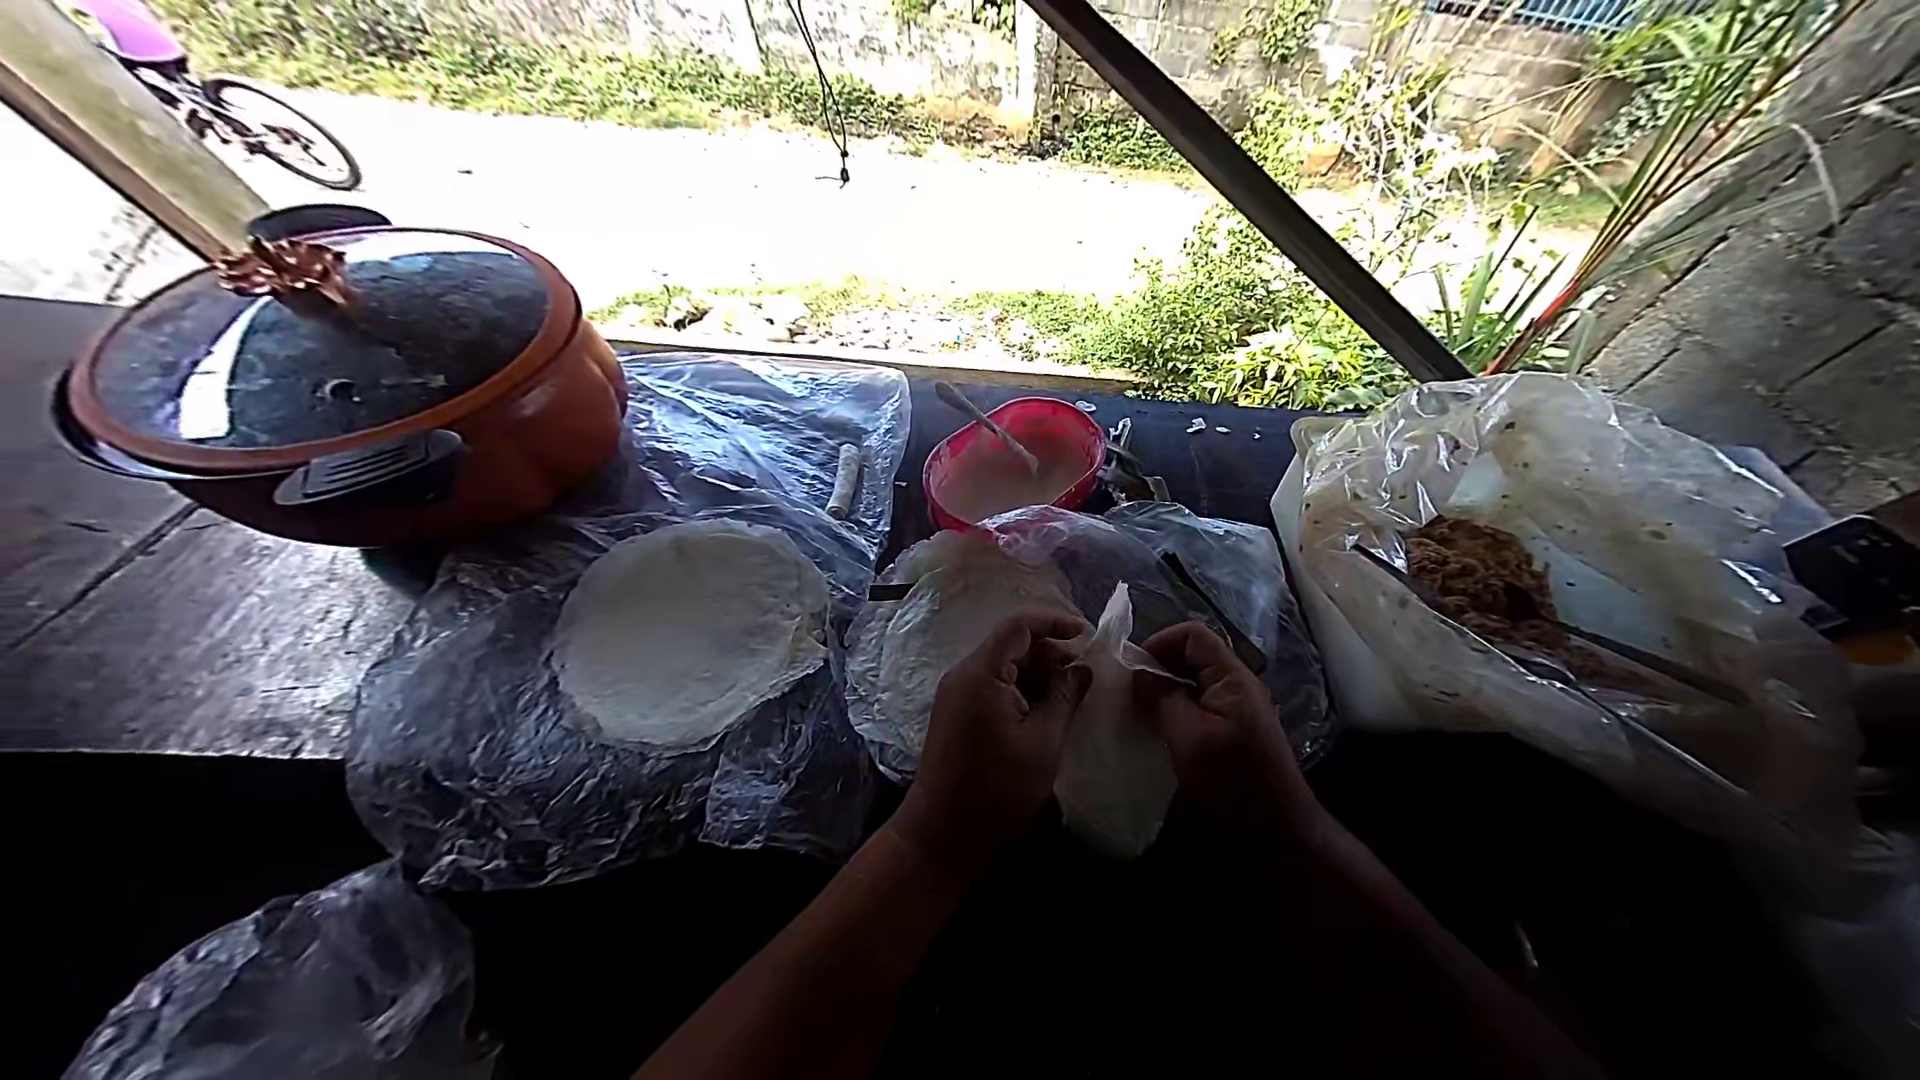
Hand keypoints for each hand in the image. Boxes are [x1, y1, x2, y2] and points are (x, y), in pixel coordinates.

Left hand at [890, 610, 1091, 880]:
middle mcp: (964, 674)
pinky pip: (993, 685)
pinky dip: (1021, 690)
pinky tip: (1046, 710)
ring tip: (1070, 694)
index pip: (1018, 626)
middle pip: (1010, 644)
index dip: (1054, 623)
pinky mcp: (957, 712)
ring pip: (1003, 666)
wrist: (943, 831)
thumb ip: (1065, 698)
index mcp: (981, 673)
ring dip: (1037, 673)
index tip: (1086, 634)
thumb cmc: (997, 786)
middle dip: (1049, 652)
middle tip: (1083, 674)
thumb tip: (1082, 669)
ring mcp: (957, 694)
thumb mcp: (1043, 741)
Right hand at [1135, 622, 1319, 836]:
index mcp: (1232, 678)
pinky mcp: (1234, 731)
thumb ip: (1162, 698)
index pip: (1193, 635)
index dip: (1160, 642)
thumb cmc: (1232, 781)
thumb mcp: (1189, 737)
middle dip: (1160, 665)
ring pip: (1195, 680)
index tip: (1134, 668)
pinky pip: (1200, 703)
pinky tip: (1160, 728)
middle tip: (1131, 689)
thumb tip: (1138, 673)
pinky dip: (1177, 707)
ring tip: (1140, 708)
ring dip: (1166, 688)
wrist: (1278, 834)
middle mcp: (1238, 686)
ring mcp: (1238, 709)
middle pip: (1194, 655)